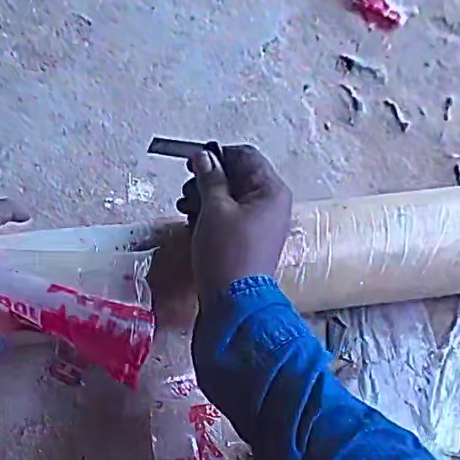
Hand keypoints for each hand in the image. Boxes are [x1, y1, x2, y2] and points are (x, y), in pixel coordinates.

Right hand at [177, 144, 293, 297]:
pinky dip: (214, 217)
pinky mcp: (251, 242)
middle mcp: (272, 205)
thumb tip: (204, 157)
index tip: (191, 163)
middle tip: (187, 192)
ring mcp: (263, 226)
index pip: (245, 156)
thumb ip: (209, 179)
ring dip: (207, 199)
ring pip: (233, 199)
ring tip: (186, 210)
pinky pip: (232, 219)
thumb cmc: (226, 255)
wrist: (233, 304)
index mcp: (271, 191)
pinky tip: (195, 225)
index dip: (217, 155)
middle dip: (209, 181)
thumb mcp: (214, 210)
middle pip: (239, 177)